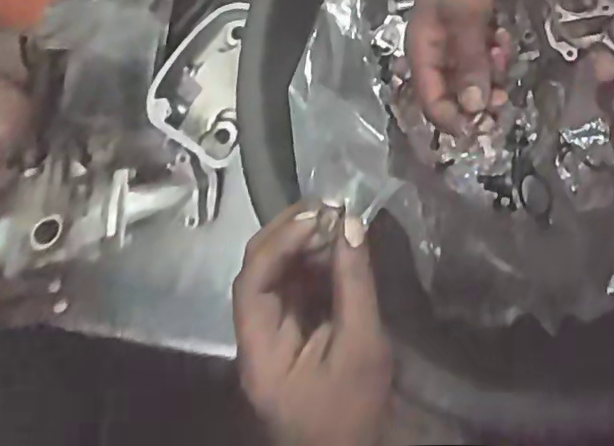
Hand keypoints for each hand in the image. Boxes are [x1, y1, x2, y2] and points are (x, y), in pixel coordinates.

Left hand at [233, 203, 392, 445]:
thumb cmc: (354, 408)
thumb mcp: (361, 344)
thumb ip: (354, 282)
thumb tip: (351, 222)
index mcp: (260, 350)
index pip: (252, 284)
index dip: (280, 244)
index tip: (317, 218)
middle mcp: (257, 337)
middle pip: (257, 272)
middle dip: (288, 233)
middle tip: (327, 205)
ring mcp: (275, 333)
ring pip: (277, 273)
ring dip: (304, 242)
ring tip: (337, 218)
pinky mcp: (294, 330)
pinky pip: (296, 283)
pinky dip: (315, 258)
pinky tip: (337, 243)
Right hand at [408, 0, 496, 134]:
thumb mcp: (467, 20)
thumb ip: (470, 63)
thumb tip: (473, 107)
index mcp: (423, 52)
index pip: (431, 100)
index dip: (454, 118)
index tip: (480, 127)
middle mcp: (434, 51)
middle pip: (453, 91)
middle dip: (479, 95)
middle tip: (503, 94)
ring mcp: (452, 39)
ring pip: (471, 73)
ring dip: (490, 70)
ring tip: (503, 51)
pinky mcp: (469, 28)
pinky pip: (481, 53)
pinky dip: (493, 51)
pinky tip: (502, 36)